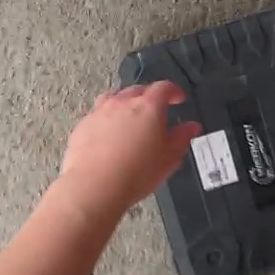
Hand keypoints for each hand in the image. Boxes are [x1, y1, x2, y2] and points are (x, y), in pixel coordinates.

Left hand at [59, 82, 202, 217]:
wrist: (94, 186)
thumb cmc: (136, 173)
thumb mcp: (169, 158)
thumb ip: (182, 138)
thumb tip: (191, 127)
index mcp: (148, 107)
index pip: (164, 88)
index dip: (174, 91)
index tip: (178, 98)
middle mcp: (123, 103)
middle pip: (138, 90)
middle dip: (149, 96)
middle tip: (156, 110)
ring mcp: (100, 112)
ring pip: (115, 98)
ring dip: (125, 103)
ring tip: (131, 116)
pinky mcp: (83, 126)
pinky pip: (98, 115)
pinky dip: (107, 119)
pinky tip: (110, 134)